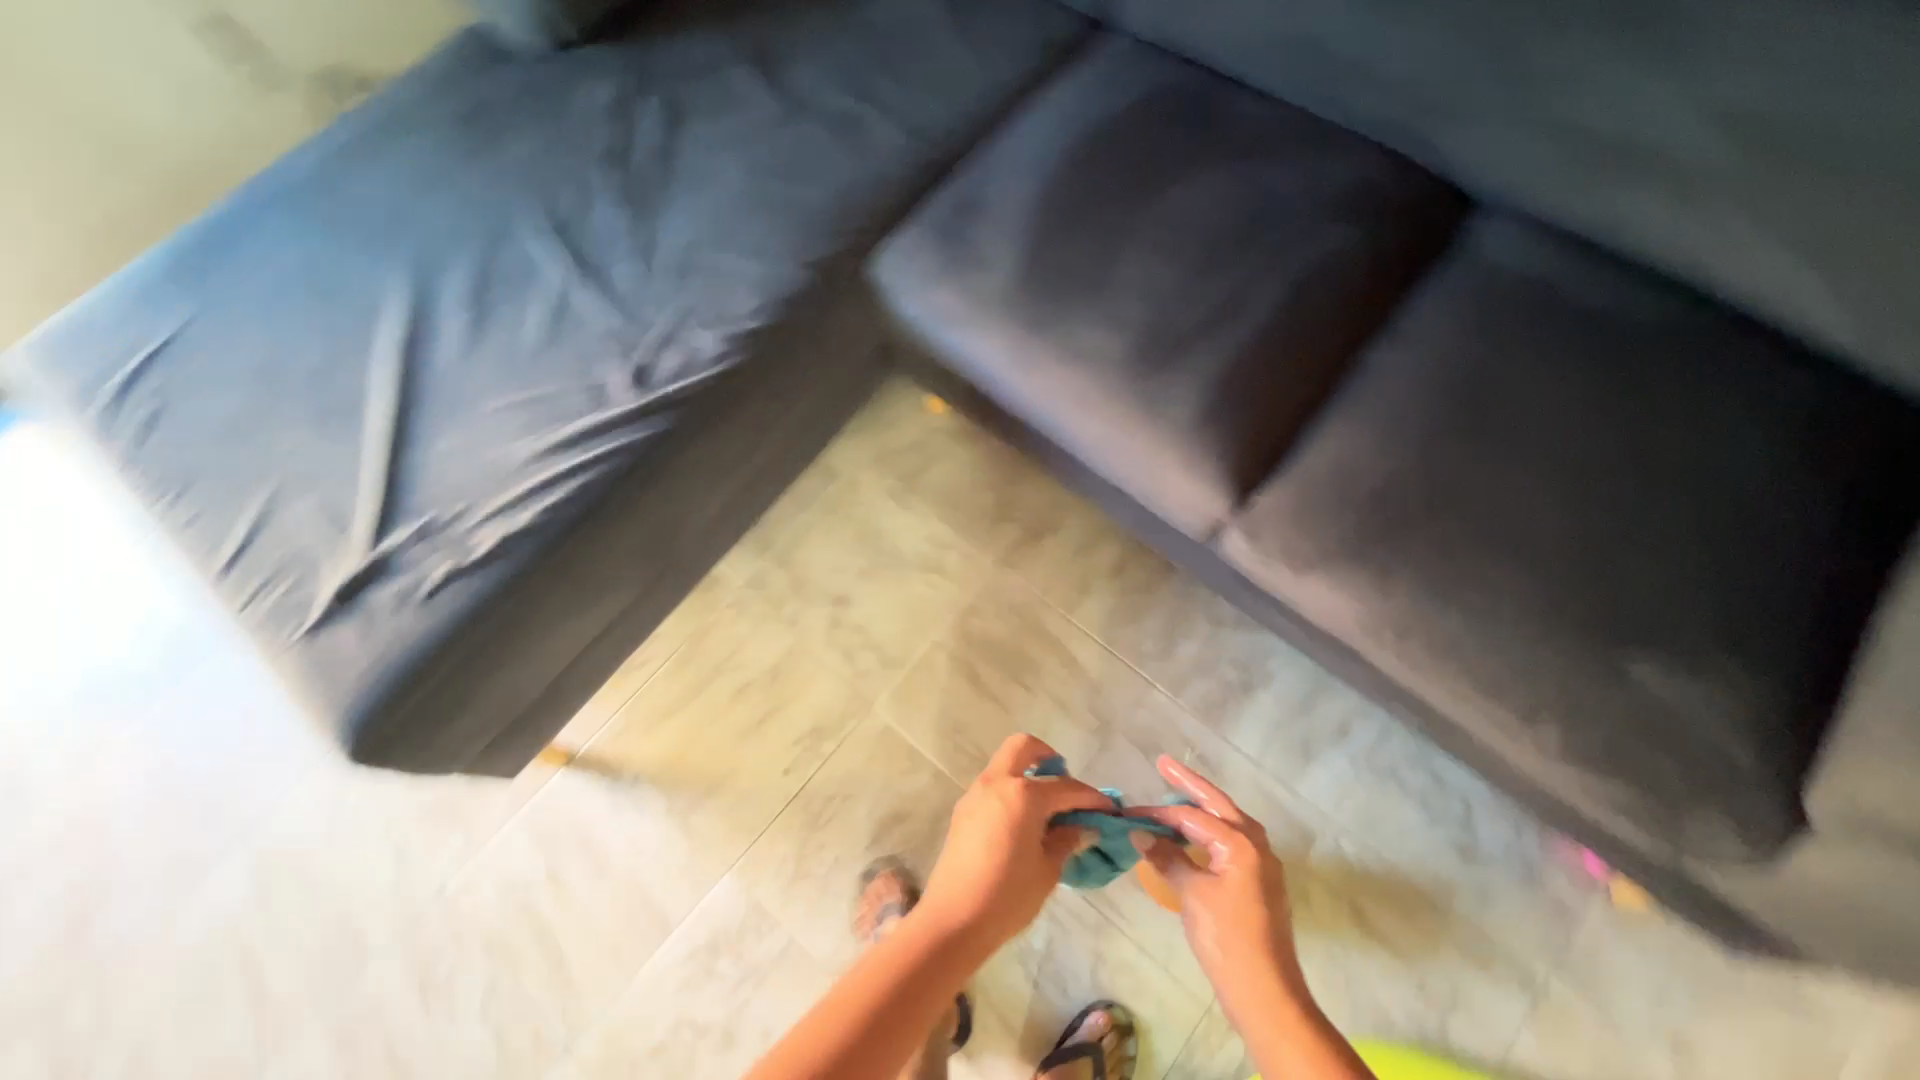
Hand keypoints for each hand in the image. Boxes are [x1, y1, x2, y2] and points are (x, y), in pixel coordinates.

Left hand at [919, 734, 1111, 951]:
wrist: (954, 920)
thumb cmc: (1008, 896)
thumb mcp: (1048, 870)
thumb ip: (1067, 840)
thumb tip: (1084, 827)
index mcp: (1023, 795)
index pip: (1066, 787)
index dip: (1092, 797)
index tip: (1109, 809)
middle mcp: (996, 784)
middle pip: (1024, 747)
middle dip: (1048, 758)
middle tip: (1065, 789)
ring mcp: (975, 795)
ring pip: (1005, 766)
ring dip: (1027, 777)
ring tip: (1047, 813)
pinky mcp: (962, 812)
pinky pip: (992, 788)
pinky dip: (1011, 794)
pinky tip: (1024, 826)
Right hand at [1127, 756, 1309, 1018]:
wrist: (1265, 990)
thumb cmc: (1226, 938)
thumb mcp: (1191, 894)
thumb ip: (1166, 858)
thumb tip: (1141, 834)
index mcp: (1241, 842)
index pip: (1192, 815)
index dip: (1158, 813)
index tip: (1128, 813)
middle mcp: (1257, 844)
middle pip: (1218, 805)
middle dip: (1190, 785)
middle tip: (1164, 765)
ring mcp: (1262, 864)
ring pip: (1228, 823)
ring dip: (1202, 809)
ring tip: (1176, 795)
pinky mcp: (1259, 883)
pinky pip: (1232, 844)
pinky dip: (1210, 832)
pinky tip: (1194, 837)